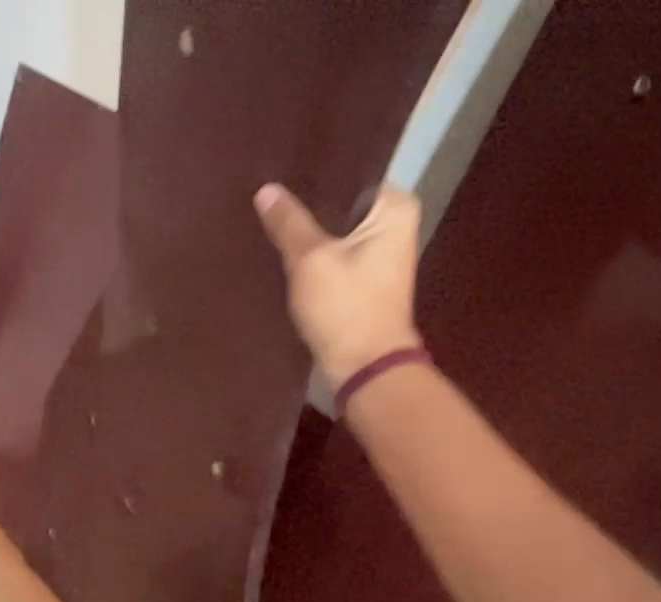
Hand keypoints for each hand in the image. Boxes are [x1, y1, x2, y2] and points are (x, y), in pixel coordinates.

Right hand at [254, 183, 422, 394]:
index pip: (348, 176)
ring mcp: (380, 255)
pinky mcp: (364, 281)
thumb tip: (266, 190)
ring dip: (308, 233)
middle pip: (341, 205)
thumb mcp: (310, 260)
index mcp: (394, 207)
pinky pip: (334, 256)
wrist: (364, 368)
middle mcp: (394, 225)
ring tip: (270, 219)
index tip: (279, 175)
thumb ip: (288, 222)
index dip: (313, 178)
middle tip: (268, 196)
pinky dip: (313, 257)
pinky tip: (284, 252)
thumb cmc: (345, 308)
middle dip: (308, 206)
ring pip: (335, 232)